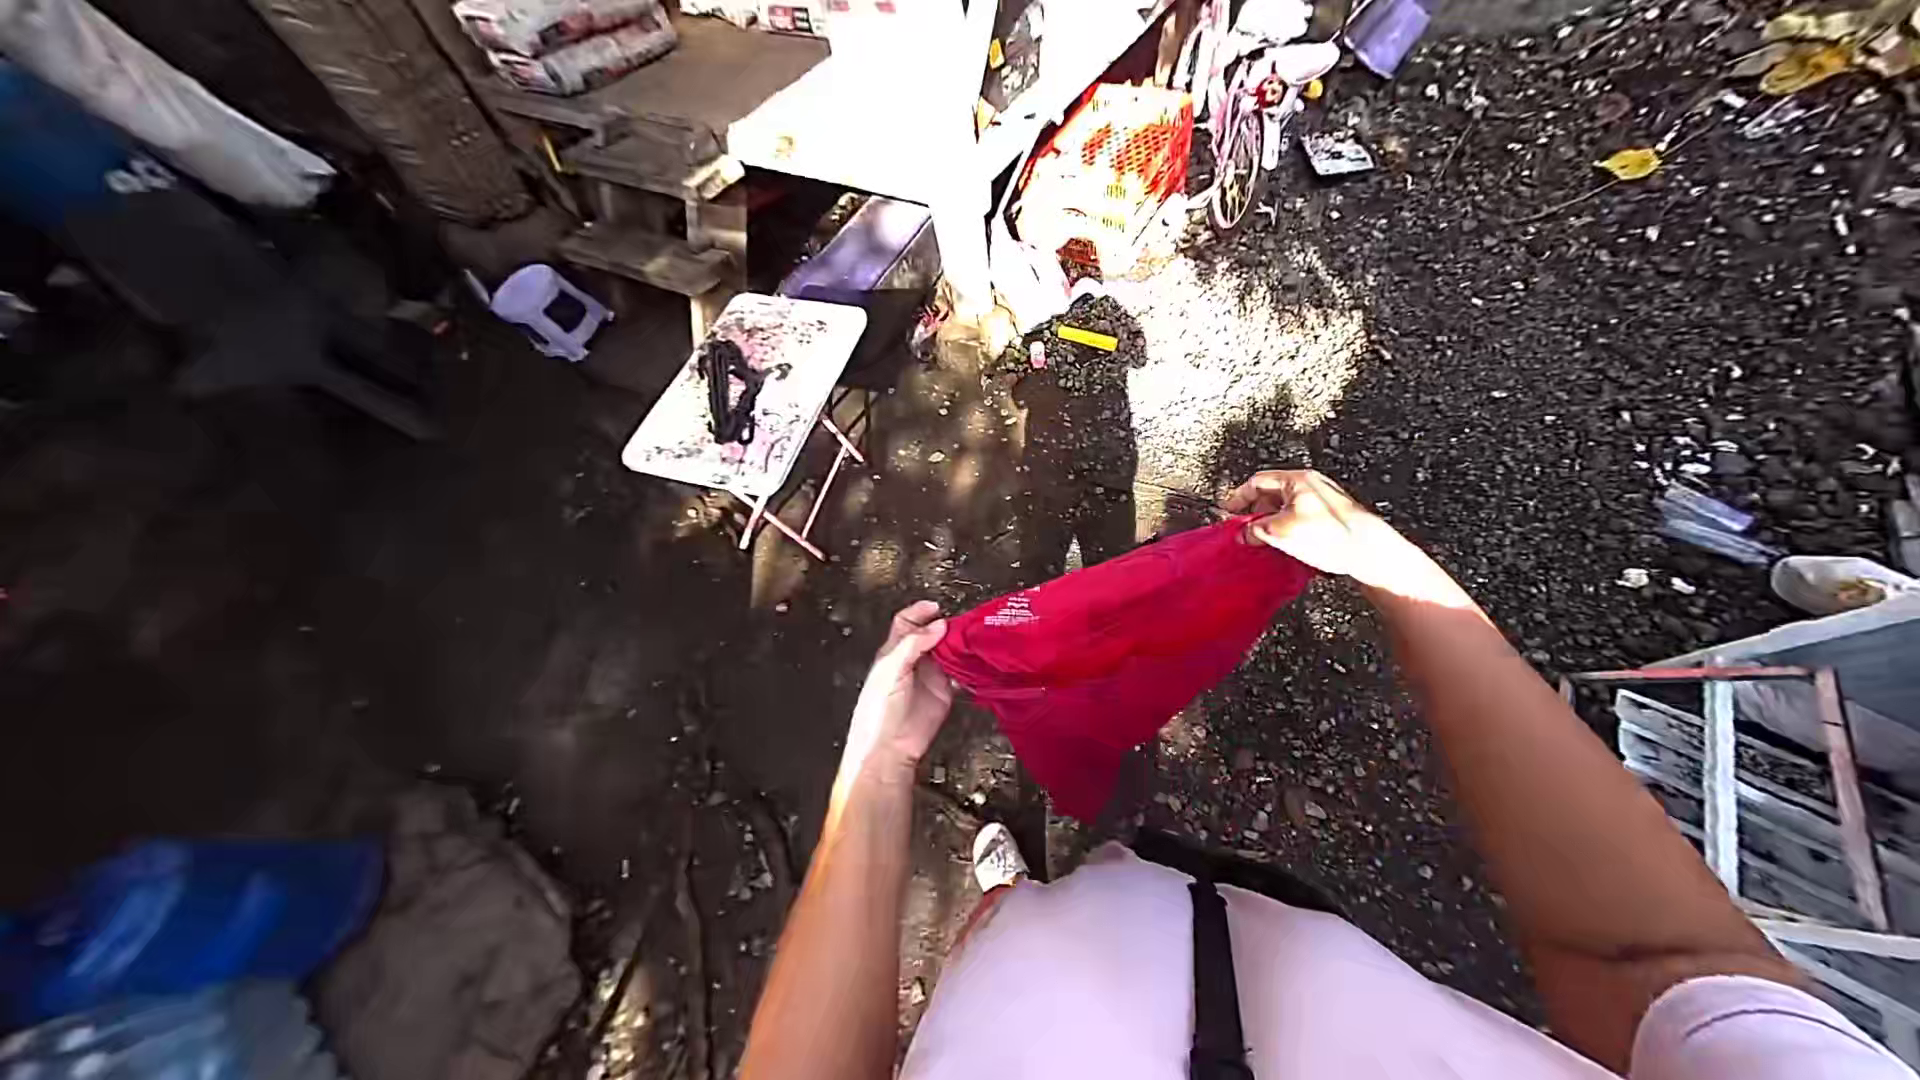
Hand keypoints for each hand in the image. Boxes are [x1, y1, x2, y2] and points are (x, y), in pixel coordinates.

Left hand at [839, 601, 953, 784]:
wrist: (890, 747)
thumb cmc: (879, 710)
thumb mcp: (891, 669)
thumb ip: (913, 645)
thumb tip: (938, 625)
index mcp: (895, 651)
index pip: (907, 622)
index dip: (920, 612)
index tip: (936, 607)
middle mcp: (914, 660)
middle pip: (933, 634)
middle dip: (947, 626)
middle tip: (961, 623)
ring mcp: (931, 675)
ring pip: (949, 651)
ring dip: (960, 644)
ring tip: (971, 638)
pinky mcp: (945, 691)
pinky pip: (961, 673)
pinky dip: (969, 665)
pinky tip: (975, 660)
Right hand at [1225, 470, 1412, 588]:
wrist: (1371, 552)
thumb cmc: (1330, 536)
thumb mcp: (1279, 531)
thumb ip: (1254, 530)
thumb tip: (1245, 534)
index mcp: (1297, 479)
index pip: (1257, 481)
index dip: (1239, 497)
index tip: (1229, 512)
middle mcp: (1311, 483)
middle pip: (1271, 493)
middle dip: (1255, 511)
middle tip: (1246, 529)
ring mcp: (1323, 498)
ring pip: (1285, 506)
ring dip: (1271, 521)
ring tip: (1265, 539)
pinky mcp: (1332, 514)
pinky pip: (1300, 515)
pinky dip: (1287, 526)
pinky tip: (1287, 543)